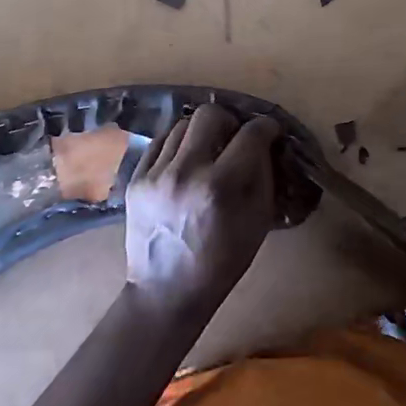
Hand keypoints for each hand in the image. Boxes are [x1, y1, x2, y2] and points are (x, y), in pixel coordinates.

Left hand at [124, 104, 280, 316]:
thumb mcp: (258, 222)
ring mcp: (155, 173)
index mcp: (220, 187)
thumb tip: (265, 144)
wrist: (167, 290)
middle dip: (230, 121)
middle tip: (235, 137)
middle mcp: (185, 172)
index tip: (270, 132)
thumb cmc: (222, 262)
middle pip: (210, 115)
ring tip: (209, 150)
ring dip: (202, 132)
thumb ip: (263, 176)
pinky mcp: (136, 178)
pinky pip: (160, 142)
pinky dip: (178, 145)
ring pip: (182, 124)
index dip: (266, 128)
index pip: (250, 135)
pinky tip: (186, 160)